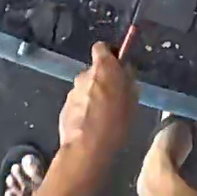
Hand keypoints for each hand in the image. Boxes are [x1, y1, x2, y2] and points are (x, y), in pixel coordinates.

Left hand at [58, 43, 134, 177]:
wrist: (87, 148)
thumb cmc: (116, 120)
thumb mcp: (133, 97)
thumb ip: (127, 78)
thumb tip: (124, 69)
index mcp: (103, 67)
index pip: (101, 47)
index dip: (109, 53)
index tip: (117, 64)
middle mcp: (84, 75)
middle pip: (94, 71)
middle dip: (102, 79)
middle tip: (114, 95)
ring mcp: (72, 92)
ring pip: (85, 88)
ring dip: (93, 95)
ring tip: (103, 115)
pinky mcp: (64, 109)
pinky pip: (78, 103)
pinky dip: (84, 109)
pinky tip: (92, 125)